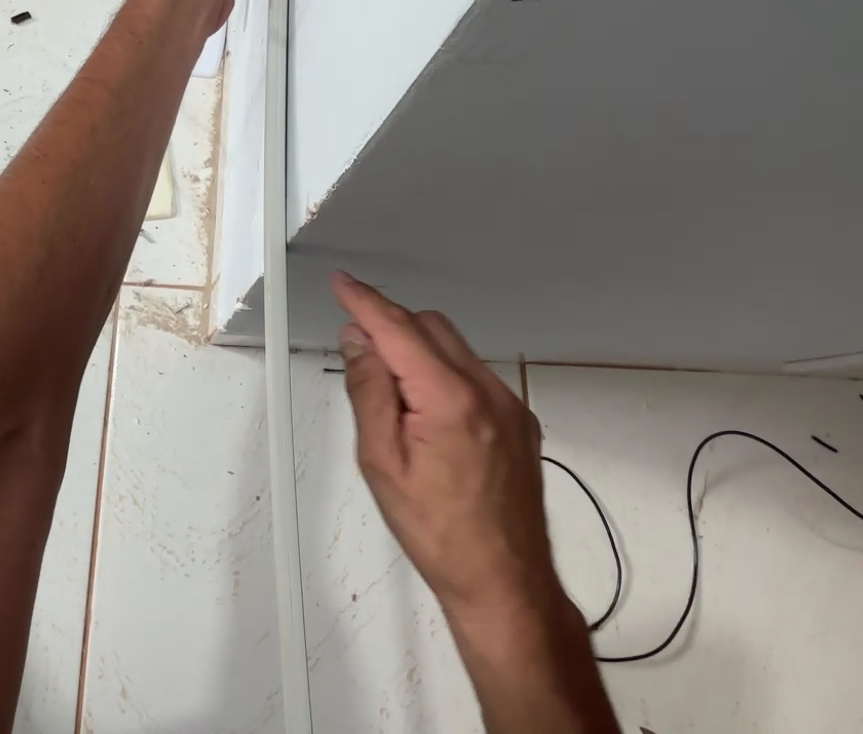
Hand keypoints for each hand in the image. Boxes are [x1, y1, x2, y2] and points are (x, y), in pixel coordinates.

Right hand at [330, 270, 551, 616]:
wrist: (503, 579)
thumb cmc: (438, 532)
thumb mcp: (382, 463)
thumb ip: (369, 392)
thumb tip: (358, 341)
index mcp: (451, 400)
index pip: (398, 330)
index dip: (364, 302)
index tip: (342, 283)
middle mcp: (488, 391)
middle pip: (430, 327)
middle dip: (390, 326)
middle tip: (357, 350)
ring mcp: (509, 404)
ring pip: (454, 347)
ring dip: (417, 350)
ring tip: (391, 396)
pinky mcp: (520, 419)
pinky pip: (474, 373)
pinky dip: (442, 373)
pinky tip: (426, 412)